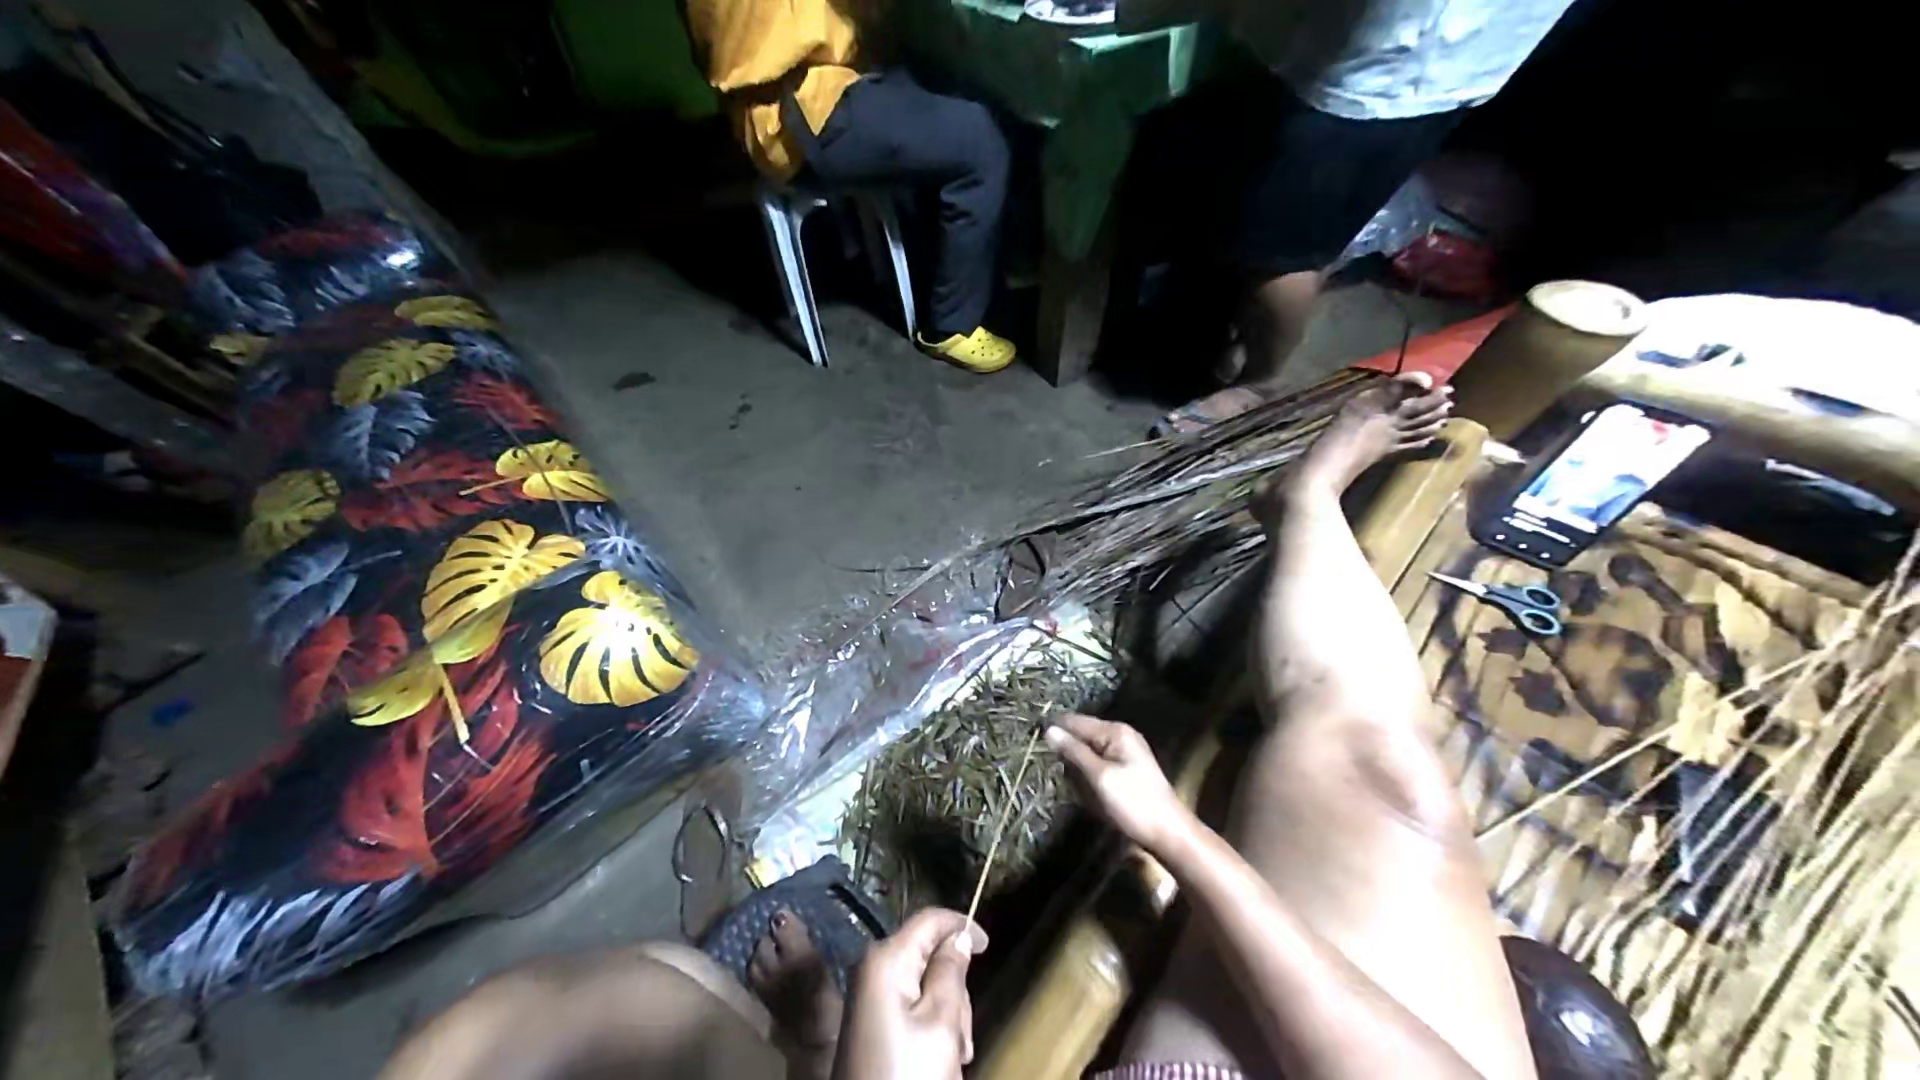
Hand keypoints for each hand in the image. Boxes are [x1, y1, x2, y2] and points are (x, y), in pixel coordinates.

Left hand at [833, 908, 986, 1079]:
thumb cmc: (909, 1076)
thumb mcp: (940, 1025)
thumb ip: (951, 973)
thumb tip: (959, 935)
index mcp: (886, 960)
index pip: (929, 920)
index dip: (961, 924)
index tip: (987, 946)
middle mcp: (874, 969)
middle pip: (929, 954)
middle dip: (954, 988)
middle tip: (962, 1036)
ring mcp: (871, 996)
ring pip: (925, 984)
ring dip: (947, 1014)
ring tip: (952, 1057)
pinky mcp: (873, 1022)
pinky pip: (911, 1007)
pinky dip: (931, 1026)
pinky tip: (938, 1060)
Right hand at [1047, 713, 1189, 854]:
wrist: (1168, 833)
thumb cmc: (1133, 803)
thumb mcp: (1099, 777)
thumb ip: (1074, 751)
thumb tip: (1048, 730)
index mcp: (1115, 731)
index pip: (1075, 721)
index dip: (1055, 731)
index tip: (1033, 745)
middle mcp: (1120, 735)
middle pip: (1082, 735)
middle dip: (1067, 751)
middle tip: (1056, 773)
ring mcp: (1125, 751)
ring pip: (1088, 751)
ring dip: (1077, 767)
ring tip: (1073, 786)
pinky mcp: (1126, 768)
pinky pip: (1098, 763)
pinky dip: (1089, 775)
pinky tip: (1088, 791)